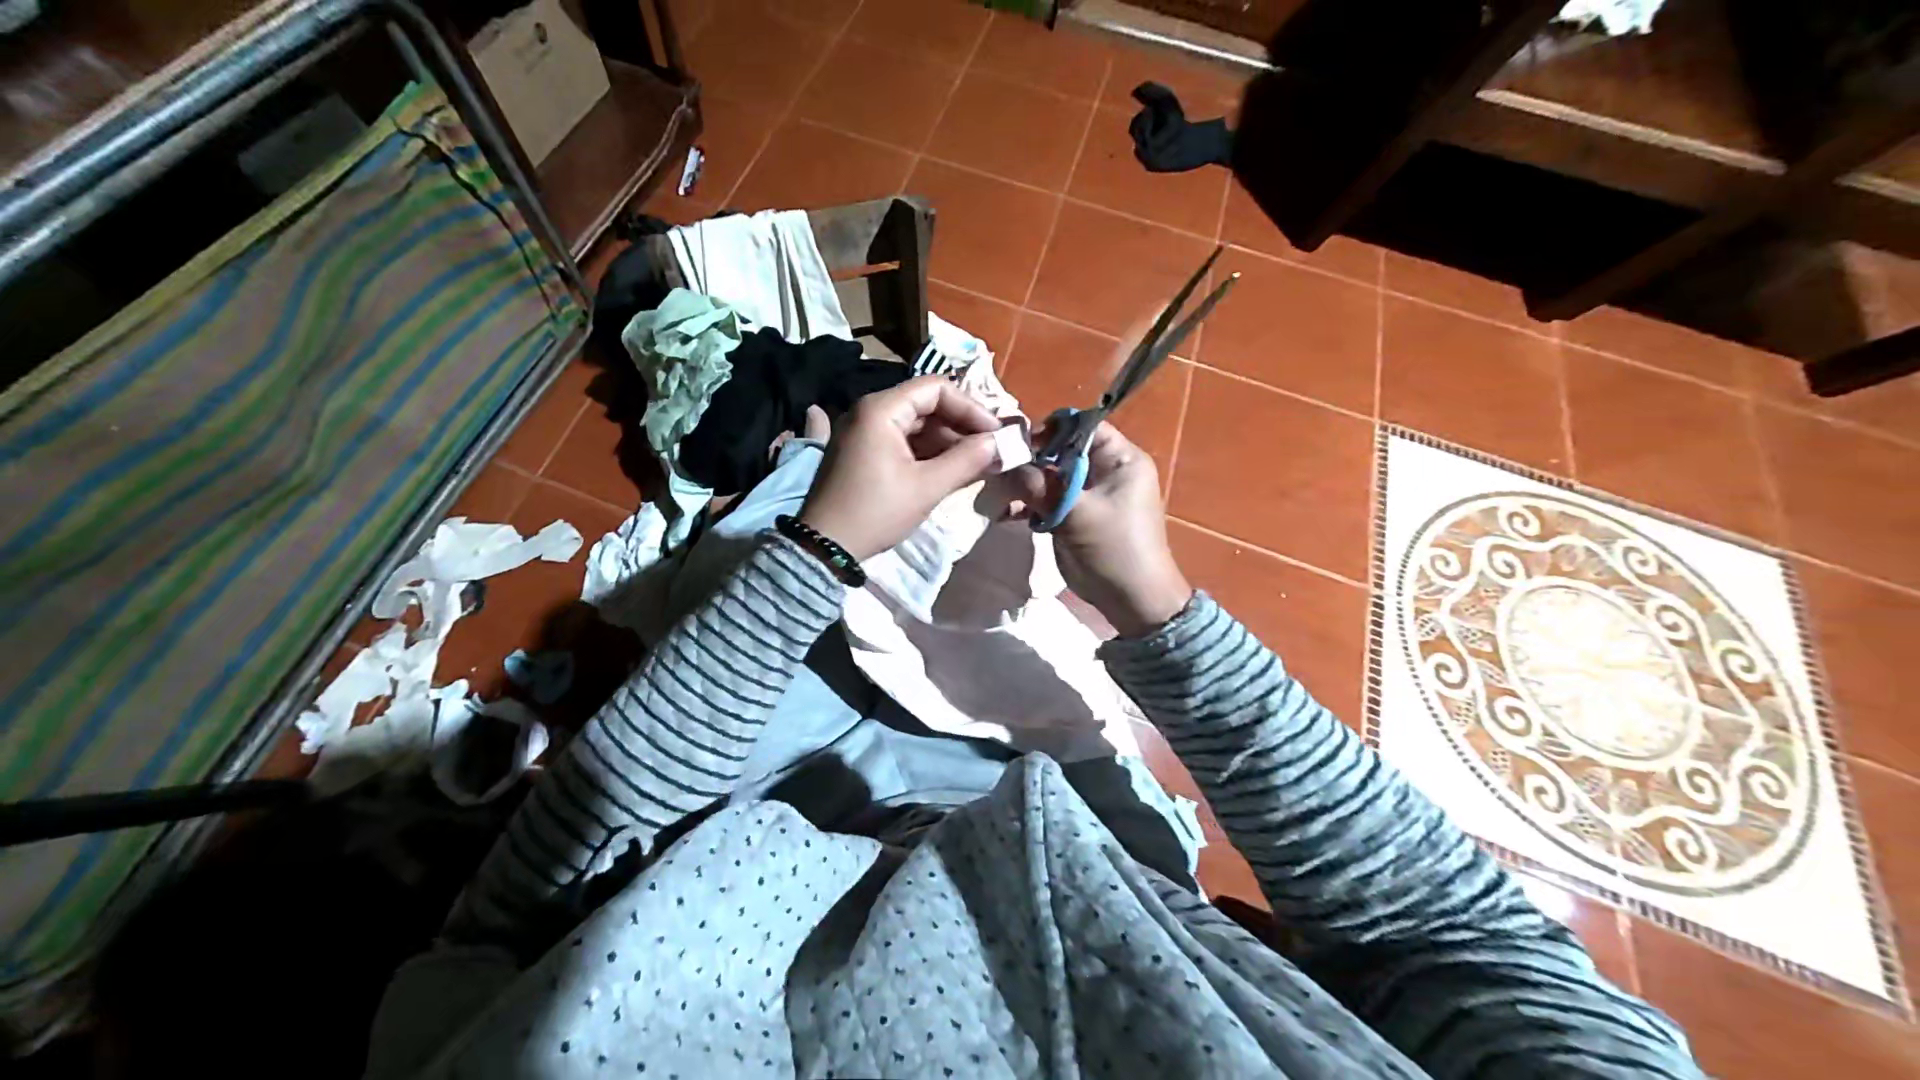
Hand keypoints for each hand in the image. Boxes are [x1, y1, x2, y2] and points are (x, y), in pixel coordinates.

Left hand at [798, 375, 1002, 560]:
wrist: (824, 547)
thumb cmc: (876, 511)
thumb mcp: (926, 487)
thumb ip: (966, 460)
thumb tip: (999, 443)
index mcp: (881, 410)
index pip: (936, 389)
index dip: (971, 408)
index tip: (996, 433)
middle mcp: (870, 412)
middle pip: (926, 405)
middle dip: (962, 426)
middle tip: (993, 449)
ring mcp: (864, 433)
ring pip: (917, 425)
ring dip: (949, 442)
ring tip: (980, 463)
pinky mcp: (863, 453)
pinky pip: (903, 442)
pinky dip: (929, 453)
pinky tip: (953, 469)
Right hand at [1001, 422, 1191, 636]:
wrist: (1131, 600)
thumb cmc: (1114, 549)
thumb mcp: (1076, 513)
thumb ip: (1040, 486)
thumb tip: (1006, 464)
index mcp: (1121, 459)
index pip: (1082, 427)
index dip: (1051, 431)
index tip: (1019, 446)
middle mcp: (1107, 470)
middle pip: (1063, 450)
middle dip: (1033, 459)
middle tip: (1002, 469)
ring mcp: (1090, 494)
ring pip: (1053, 475)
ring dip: (1028, 483)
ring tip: (1001, 493)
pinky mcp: (1077, 515)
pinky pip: (1050, 498)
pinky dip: (1031, 503)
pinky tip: (1008, 511)